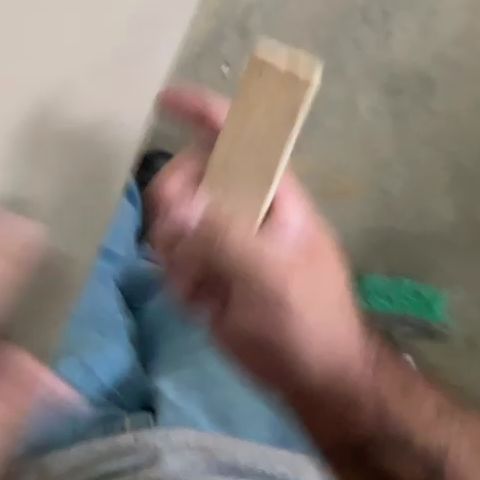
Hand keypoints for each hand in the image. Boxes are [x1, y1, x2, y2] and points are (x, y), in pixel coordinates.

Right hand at [144, 85, 372, 397]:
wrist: (316, 379)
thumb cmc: (308, 319)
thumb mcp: (272, 275)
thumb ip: (225, 234)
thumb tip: (179, 205)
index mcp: (269, 190)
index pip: (236, 133)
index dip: (201, 108)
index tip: (163, 100)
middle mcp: (240, 203)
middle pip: (185, 174)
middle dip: (174, 206)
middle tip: (181, 243)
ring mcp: (221, 235)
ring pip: (170, 216)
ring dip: (174, 250)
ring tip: (202, 286)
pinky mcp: (204, 265)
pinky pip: (168, 253)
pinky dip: (175, 276)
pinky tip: (202, 302)